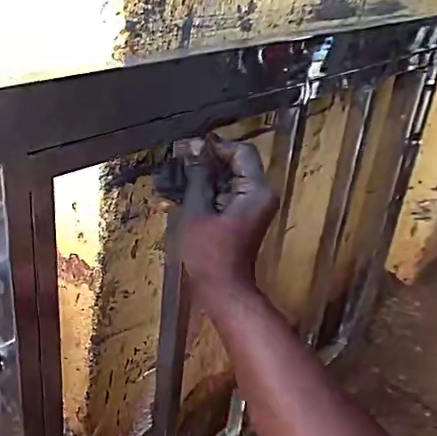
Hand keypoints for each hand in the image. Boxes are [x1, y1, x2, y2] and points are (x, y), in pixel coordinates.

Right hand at [177, 137, 278, 299]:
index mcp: (256, 190)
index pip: (241, 152)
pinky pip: (225, 194)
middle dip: (207, 161)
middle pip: (236, 164)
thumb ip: (198, 178)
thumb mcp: (198, 211)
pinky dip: (207, 192)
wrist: (222, 289)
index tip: (189, 148)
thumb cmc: (209, 254)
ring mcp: (252, 206)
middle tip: (179, 161)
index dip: (216, 146)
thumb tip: (193, 150)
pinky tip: (181, 192)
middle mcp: (260, 194)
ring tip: (175, 177)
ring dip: (204, 176)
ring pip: (229, 178)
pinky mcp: (242, 216)